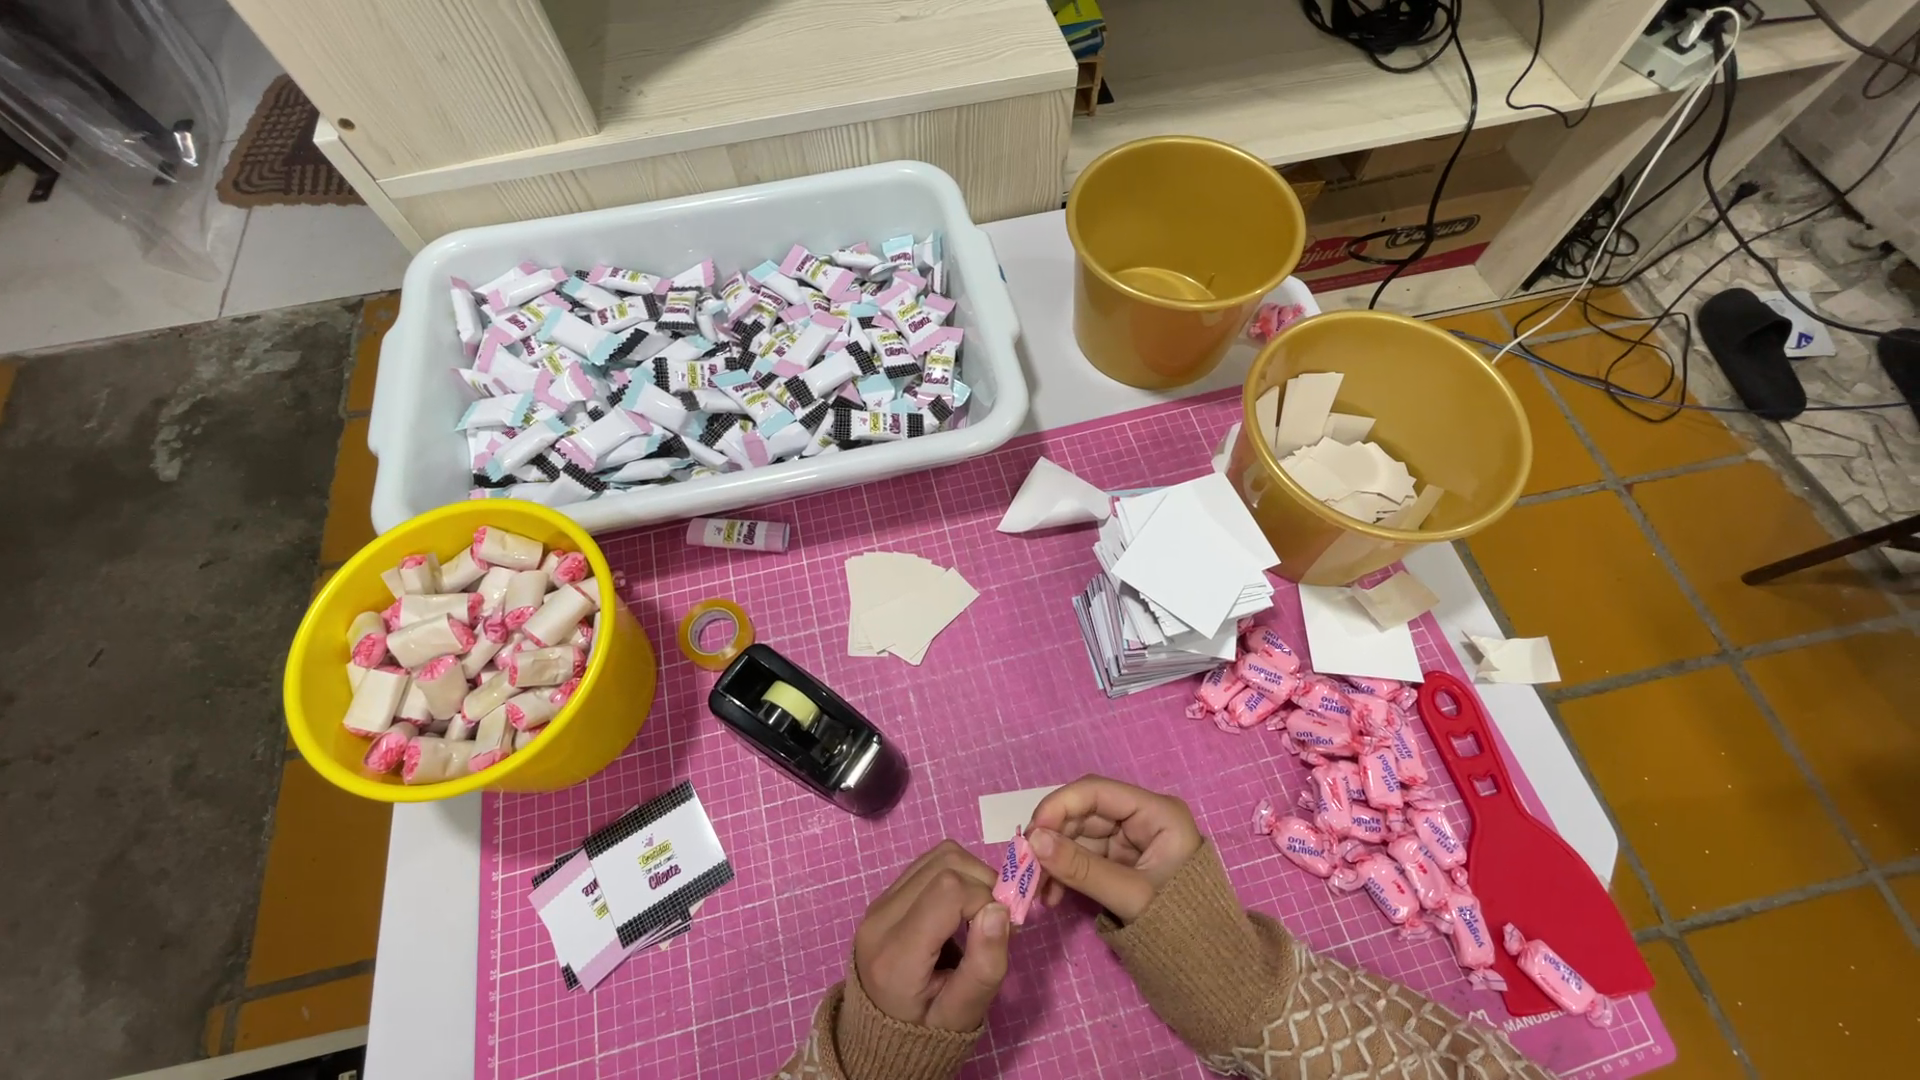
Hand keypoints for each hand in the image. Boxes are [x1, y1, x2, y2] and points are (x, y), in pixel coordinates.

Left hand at [853, 840, 1010, 1031]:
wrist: (882, 1038)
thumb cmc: (928, 1032)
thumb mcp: (963, 1014)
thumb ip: (983, 966)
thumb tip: (999, 909)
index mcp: (896, 955)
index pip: (949, 891)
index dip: (985, 899)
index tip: (1003, 928)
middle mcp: (880, 919)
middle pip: (945, 864)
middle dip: (983, 883)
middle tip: (997, 918)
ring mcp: (879, 903)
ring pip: (937, 856)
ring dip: (971, 874)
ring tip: (980, 911)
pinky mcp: (885, 896)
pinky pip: (927, 864)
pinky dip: (955, 875)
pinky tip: (961, 907)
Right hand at [1026, 775, 1202, 922]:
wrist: (1207, 969)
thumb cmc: (1181, 925)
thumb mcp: (1131, 896)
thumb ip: (1082, 868)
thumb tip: (1033, 841)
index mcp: (1156, 812)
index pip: (1096, 791)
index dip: (1059, 806)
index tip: (1030, 833)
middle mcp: (1141, 818)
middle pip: (1083, 813)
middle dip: (1051, 838)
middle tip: (1025, 866)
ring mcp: (1129, 841)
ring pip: (1077, 837)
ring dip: (1053, 860)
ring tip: (1036, 891)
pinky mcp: (1119, 863)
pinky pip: (1082, 858)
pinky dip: (1063, 874)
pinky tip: (1050, 897)